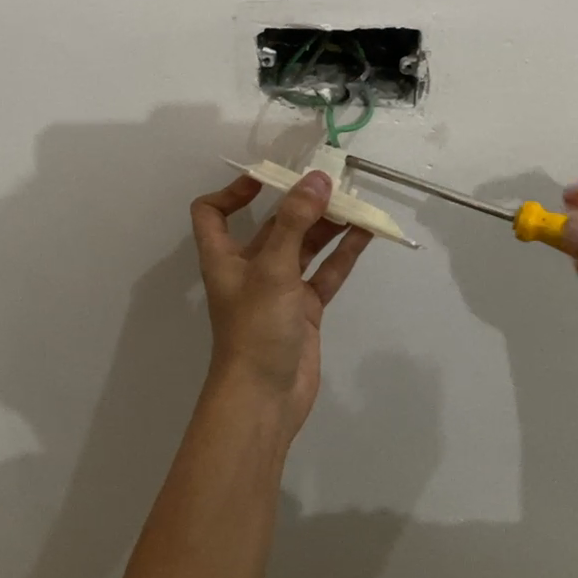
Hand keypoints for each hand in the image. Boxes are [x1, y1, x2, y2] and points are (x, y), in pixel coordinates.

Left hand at [189, 172, 372, 433]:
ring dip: (326, 225)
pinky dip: (343, 253)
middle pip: (272, 225)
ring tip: (355, 201)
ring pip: (304, 246)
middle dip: (299, 203)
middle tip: (332, 181)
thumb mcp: (273, 270)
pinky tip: (365, 233)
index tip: (267, 178)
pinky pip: (325, 272)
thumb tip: (317, 179)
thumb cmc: (255, 329)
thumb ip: (295, 223)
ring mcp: (280, 289)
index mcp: (225, 257)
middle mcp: (250, 268)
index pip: (213, 213)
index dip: (233, 191)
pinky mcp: (305, 309)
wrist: (265, 400)